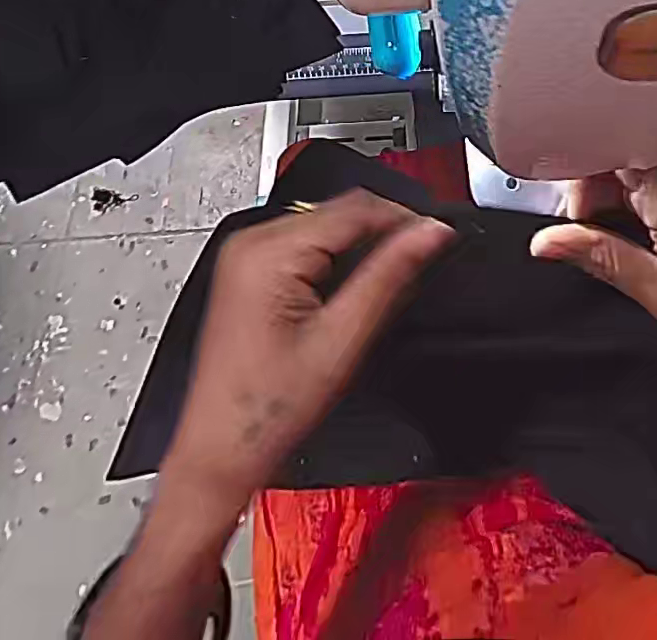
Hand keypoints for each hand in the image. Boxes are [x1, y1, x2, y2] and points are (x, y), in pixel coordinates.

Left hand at [161, 191, 454, 511]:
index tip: (436, 236)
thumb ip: (391, 275)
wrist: (220, 447)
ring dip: (363, 244)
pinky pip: (308, 242)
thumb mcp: (343, 337)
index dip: (404, 219)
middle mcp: (251, 242)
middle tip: (418, 261)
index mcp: (269, 251)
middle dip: (384, 232)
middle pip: (340, 210)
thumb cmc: (266, 407)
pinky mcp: (251, 266)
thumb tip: (429, 234)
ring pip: (327, 223)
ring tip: (386, 281)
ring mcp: (247, 252)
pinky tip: (351, 288)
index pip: (355, 208)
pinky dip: (338, 257)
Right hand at [529, 154, 656, 383]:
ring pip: (617, 163)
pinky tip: (637, 232)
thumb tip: (544, 242)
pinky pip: (638, 172)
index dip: (567, 173)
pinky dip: (624, 199)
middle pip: (603, 153)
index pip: (596, 147)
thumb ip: (598, 257)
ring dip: (604, 199)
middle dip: (584, 194)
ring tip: (622, 243)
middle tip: (593, 242)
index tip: (561, 213)